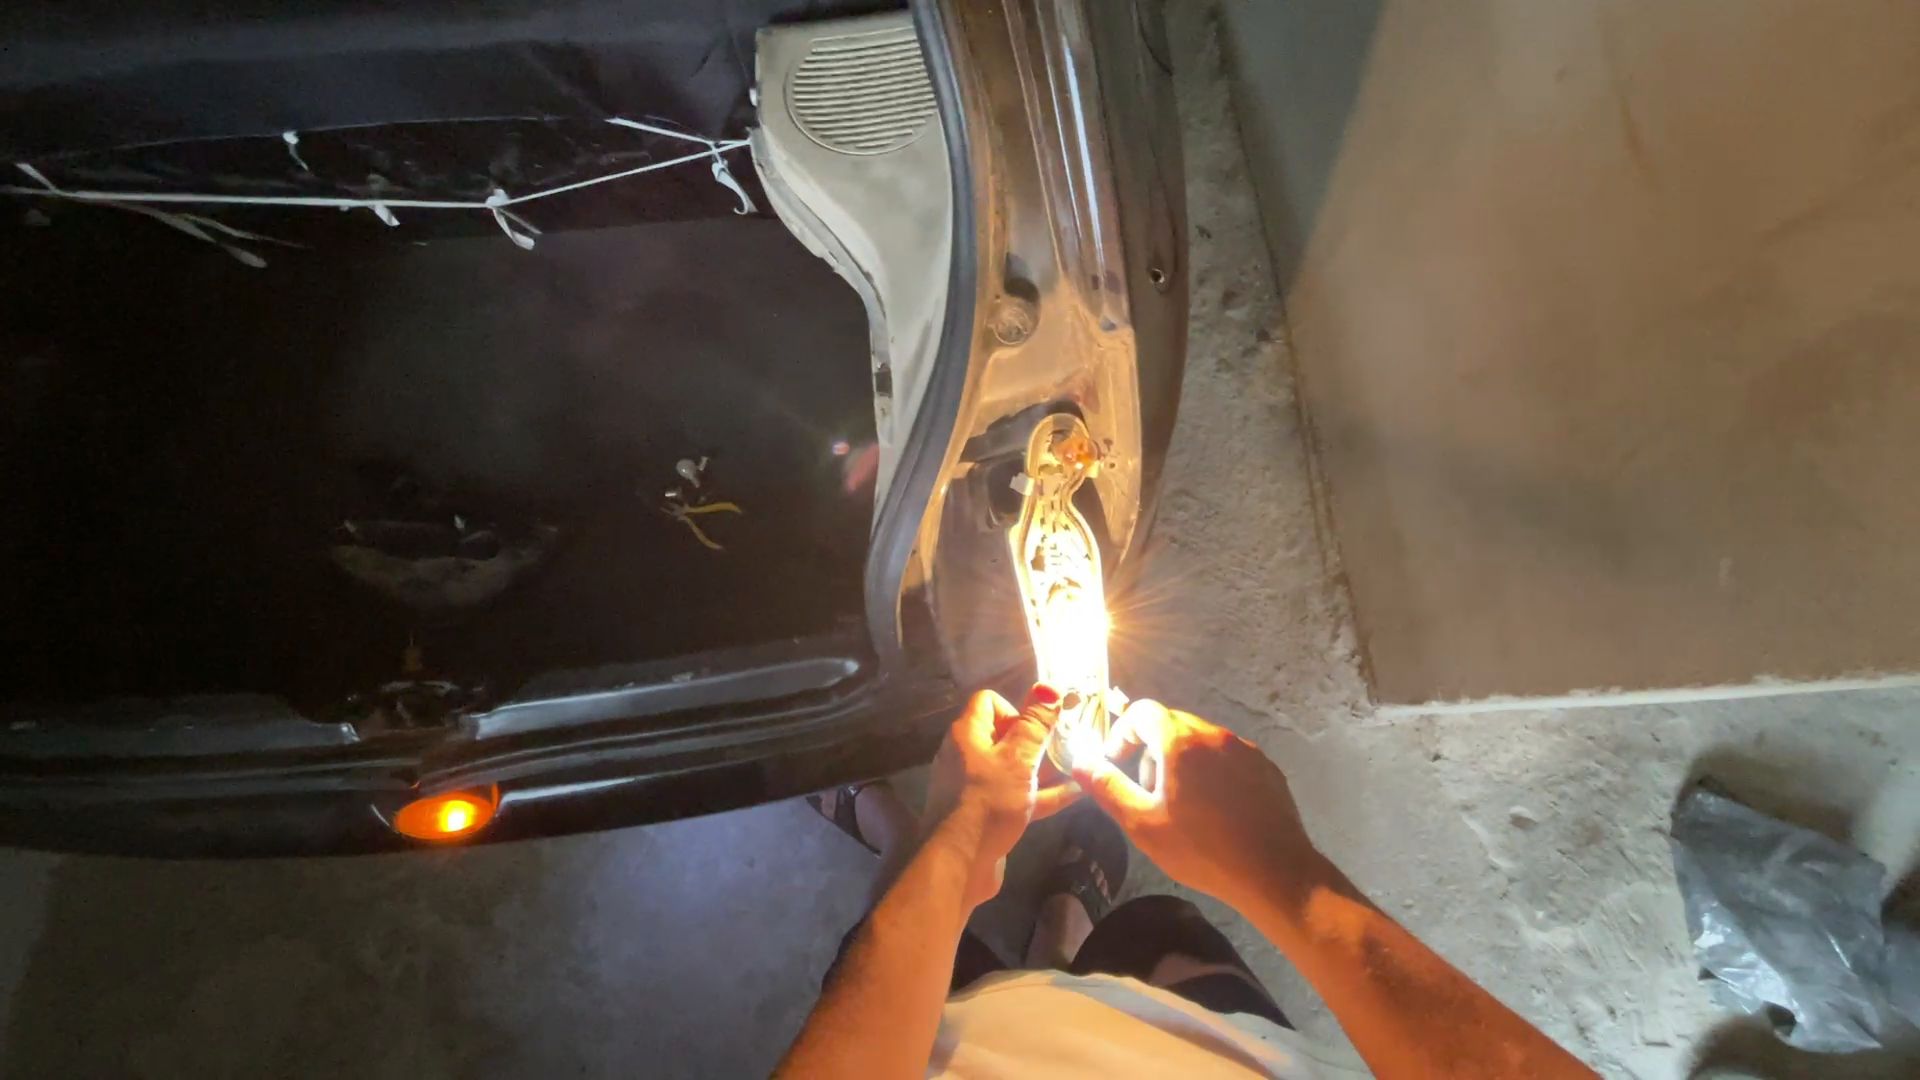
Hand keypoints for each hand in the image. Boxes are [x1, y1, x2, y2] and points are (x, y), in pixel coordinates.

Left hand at [923, 686, 1080, 907]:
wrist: (959, 865)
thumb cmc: (988, 803)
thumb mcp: (1018, 759)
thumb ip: (1036, 724)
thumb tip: (1048, 685)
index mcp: (968, 733)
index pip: (989, 701)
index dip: (1015, 709)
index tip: (1036, 729)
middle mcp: (967, 754)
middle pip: (1004, 734)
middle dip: (1036, 738)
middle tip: (1066, 745)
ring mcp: (974, 785)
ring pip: (1013, 767)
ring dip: (1043, 766)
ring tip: (1076, 765)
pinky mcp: (985, 812)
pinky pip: (1015, 794)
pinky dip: (1040, 792)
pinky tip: (1074, 794)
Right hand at [1071, 700, 1318, 910]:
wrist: (1277, 875)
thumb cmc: (1202, 849)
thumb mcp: (1142, 823)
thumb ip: (1107, 787)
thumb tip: (1079, 761)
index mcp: (1180, 741)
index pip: (1141, 712)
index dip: (1122, 733)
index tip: (1118, 765)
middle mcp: (1213, 734)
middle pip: (1170, 724)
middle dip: (1151, 751)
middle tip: (1148, 793)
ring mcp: (1244, 750)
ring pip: (1200, 741)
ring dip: (1182, 762)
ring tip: (1182, 806)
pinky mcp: (1266, 768)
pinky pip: (1228, 757)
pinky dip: (1212, 772)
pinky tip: (1217, 812)